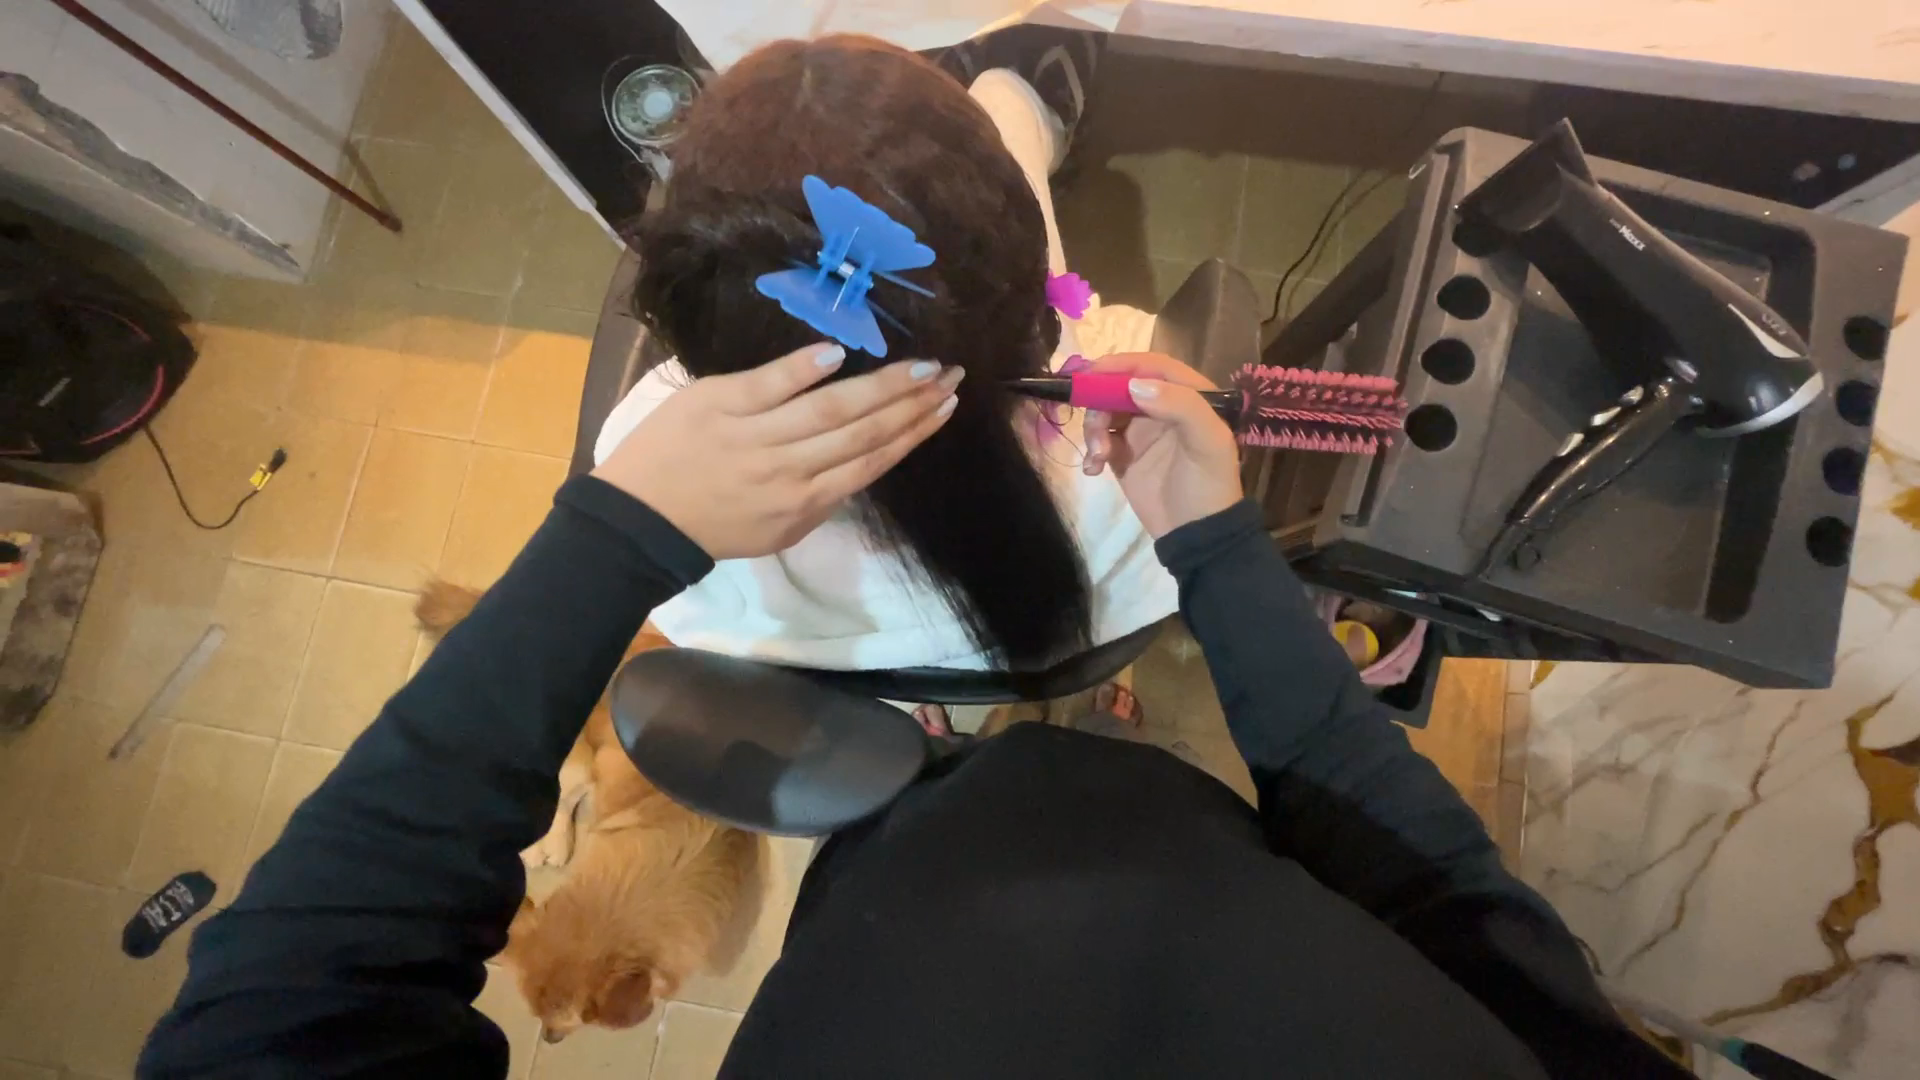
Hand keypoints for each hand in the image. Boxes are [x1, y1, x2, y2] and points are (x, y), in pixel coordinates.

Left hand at [594, 343, 962, 557]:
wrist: (639, 520)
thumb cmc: (716, 528)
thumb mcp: (781, 532)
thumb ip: (823, 499)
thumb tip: (862, 459)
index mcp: (806, 502)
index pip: (873, 461)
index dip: (914, 433)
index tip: (947, 408)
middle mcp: (789, 470)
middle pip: (863, 431)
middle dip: (913, 402)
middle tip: (951, 375)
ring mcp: (754, 436)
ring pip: (829, 409)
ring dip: (880, 385)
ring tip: (920, 364)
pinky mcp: (718, 404)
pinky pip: (769, 384)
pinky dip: (803, 369)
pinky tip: (838, 352)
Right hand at [1080, 352, 1241, 537]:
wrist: (1197, 535)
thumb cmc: (1209, 485)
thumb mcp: (1208, 442)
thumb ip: (1180, 406)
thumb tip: (1134, 386)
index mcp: (1189, 395)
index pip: (1151, 367)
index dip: (1120, 366)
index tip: (1090, 374)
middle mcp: (1162, 407)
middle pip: (1119, 388)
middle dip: (1099, 402)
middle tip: (1093, 427)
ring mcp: (1140, 431)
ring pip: (1104, 412)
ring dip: (1093, 429)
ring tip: (1098, 456)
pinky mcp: (1122, 454)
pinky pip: (1098, 440)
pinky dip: (1091, 451)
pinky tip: (1093, 469)